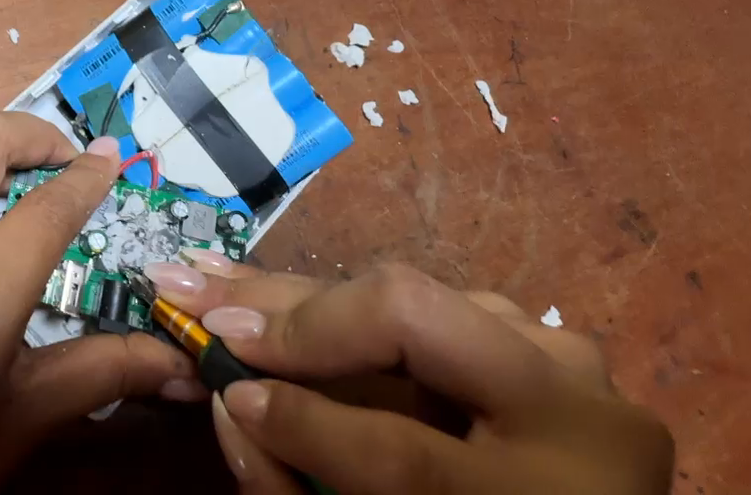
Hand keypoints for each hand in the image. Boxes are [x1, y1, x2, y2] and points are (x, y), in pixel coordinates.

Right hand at [140, 258, 671, 494]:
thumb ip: (301, 488)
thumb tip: (230, 404)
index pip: (404, 453)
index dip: (306, 421)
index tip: (225, 395)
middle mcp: (572, 403)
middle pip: (408, 319)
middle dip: (277, 310)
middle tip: (178, 290)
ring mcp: (555, 353)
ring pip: (404, 292)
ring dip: (293, 293)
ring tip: (207, 276)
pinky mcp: (528, 334)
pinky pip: (416, 302)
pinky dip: (336, 299)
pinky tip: (270, 287)